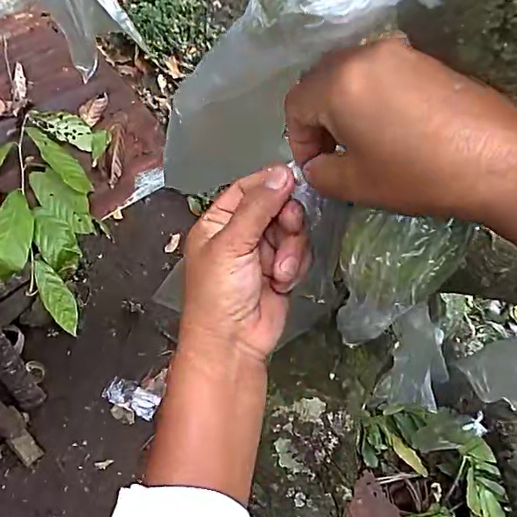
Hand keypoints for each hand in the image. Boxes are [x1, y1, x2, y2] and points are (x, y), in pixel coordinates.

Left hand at [178, 164, 309, 363]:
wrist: (232, 343)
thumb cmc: (218, 295)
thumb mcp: (232, 244)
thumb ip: (258, 207)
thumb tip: (282, 173)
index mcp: (217, 223)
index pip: (245, 189)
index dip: (269, 184)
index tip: (292, 180)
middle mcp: (238, 235)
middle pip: (275, 207)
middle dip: (286, 220)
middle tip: (288, 229)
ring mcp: (260, 253)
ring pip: (291, 230)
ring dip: (291, 249)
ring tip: (279, 271)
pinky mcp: (280, 271)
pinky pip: (299, 253)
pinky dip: (295, 266)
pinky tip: (282, 282)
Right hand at [284, 36, 516, 224]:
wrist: (500, 159)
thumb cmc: (419, 173)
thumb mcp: (356, 184)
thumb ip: (320, 173)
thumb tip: (317, 165)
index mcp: (339, 82)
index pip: (294, 104)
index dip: (297, 140)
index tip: (316, 168)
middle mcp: (364, 55)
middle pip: (319, 82)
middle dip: (317, 119)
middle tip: (332, 155)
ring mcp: (398, 51)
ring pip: (348, 75)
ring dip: (342, 107)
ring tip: (360, 143)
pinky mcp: (424, 58)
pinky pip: (378, 73)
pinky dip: (369, 97)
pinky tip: (389, 128)